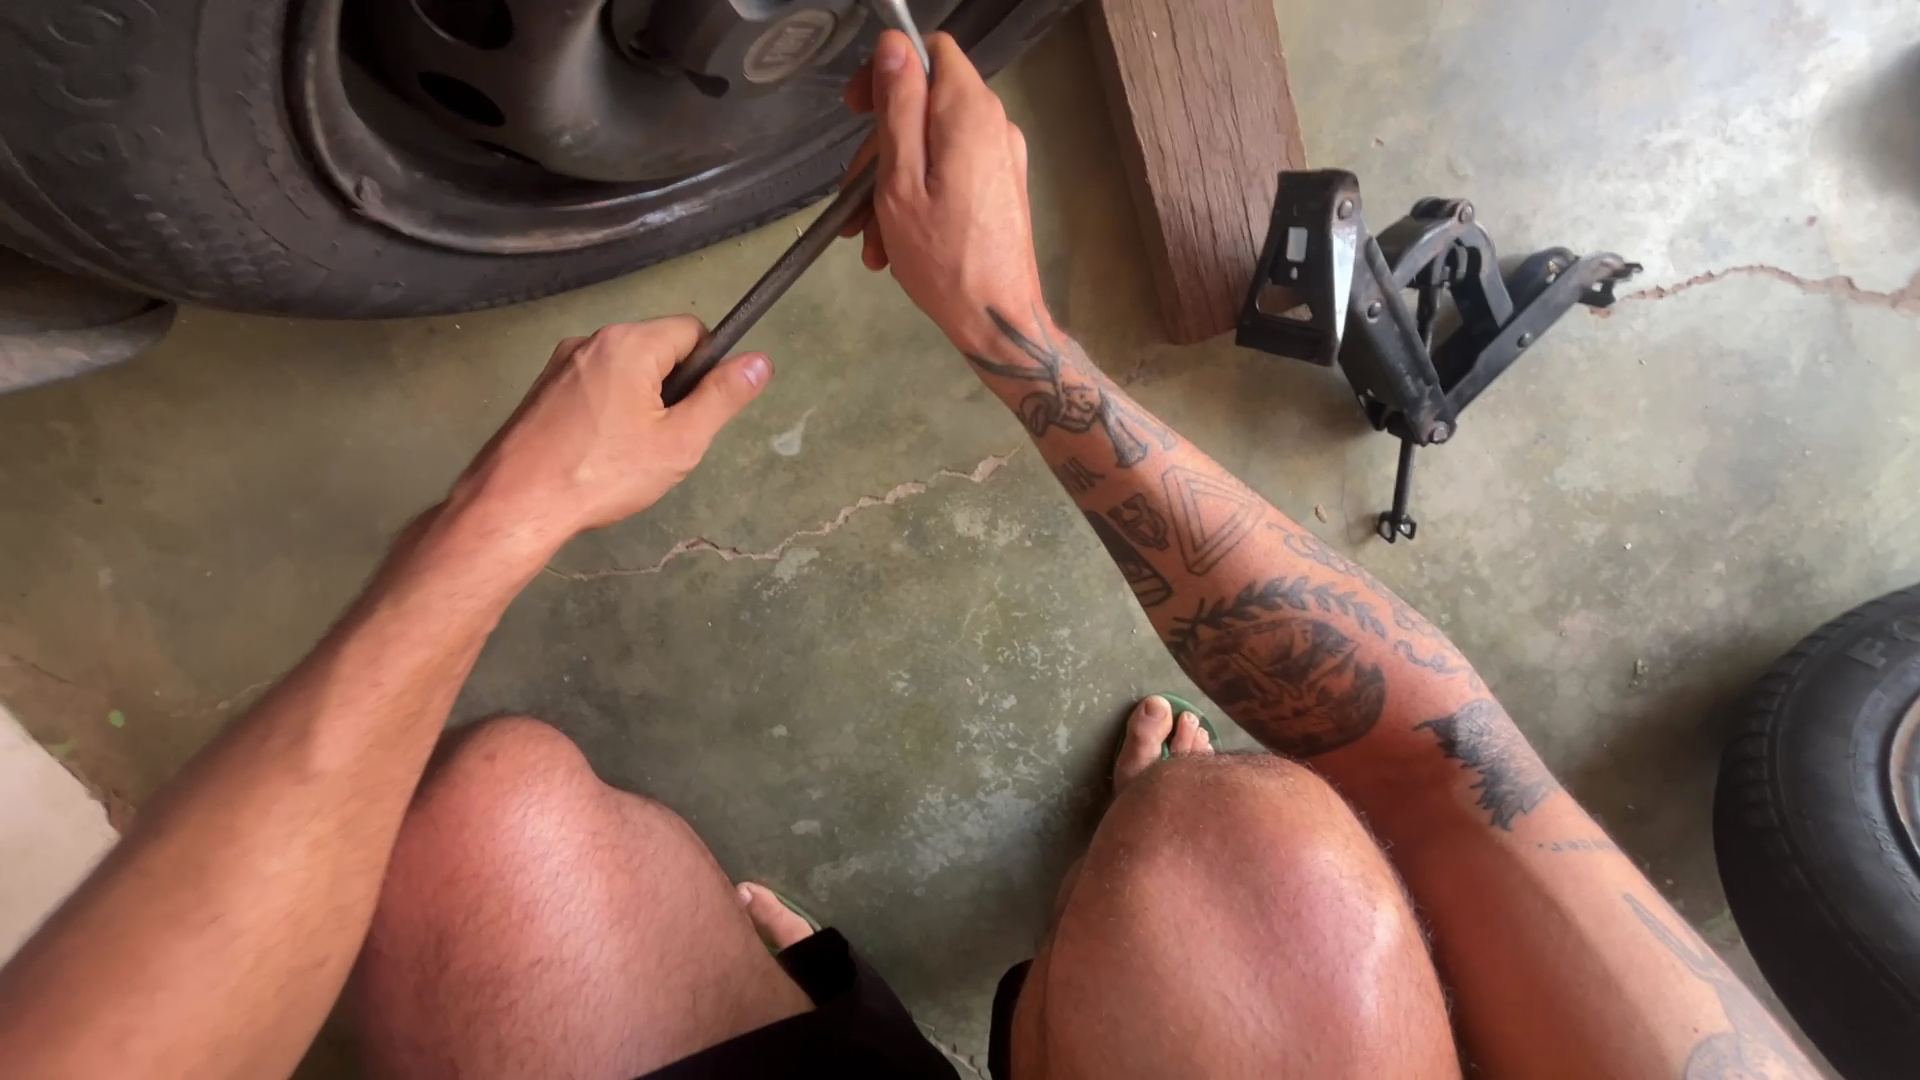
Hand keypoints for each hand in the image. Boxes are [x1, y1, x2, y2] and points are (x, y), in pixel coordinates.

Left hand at [449, 317, 770, 551]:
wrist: (516, 503)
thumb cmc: (605, 473)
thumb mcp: (681, 441)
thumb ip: (723, 397)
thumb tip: (761, 361)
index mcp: (629, 344)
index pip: (693, 331)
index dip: (710, 368)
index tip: (700, 412)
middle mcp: (592, 340)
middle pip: (659, 349)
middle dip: (675, 388)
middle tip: (670, 441)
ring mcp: (562, 363)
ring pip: (628, 371)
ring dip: (644, 402)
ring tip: (635, 453)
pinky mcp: (543, 389)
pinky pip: (597, 386)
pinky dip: (612, 411)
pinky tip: (604, 452)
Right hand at [842, 31, 1045, 354]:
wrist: (997, 320)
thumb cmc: (945, 261)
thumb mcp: (901, 183)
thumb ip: (896, 110)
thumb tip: (892, 47)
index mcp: (969, 113)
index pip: (929, 53)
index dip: (887, 73)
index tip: (855, 111)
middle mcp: (994, 127)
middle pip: (924, 110)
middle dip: (879, 155)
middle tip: (854, 207)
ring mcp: (1001, 162)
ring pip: (932, 152)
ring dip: (892, 192)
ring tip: (872, 244)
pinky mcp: (1000, 193)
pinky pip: (950, 180)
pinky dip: (919, 204)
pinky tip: (896, 247)